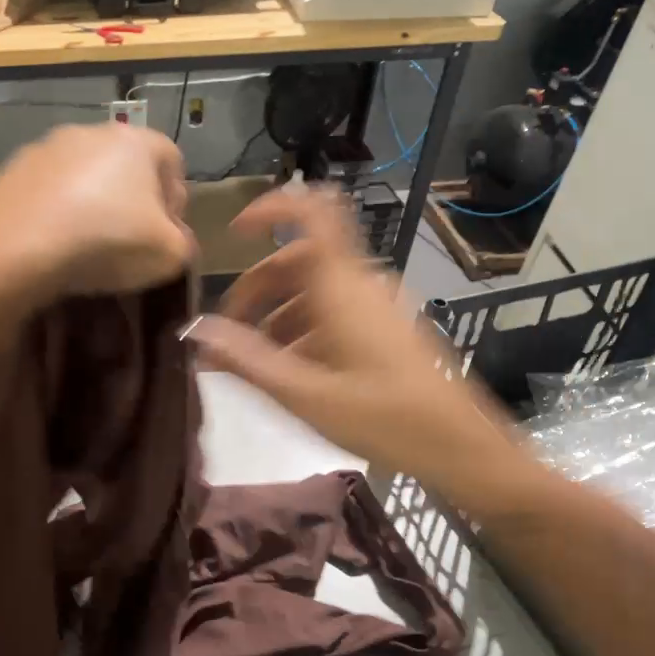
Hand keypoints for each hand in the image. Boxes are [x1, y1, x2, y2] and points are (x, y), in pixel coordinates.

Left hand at [0, 123, 193, 296]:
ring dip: (89, 205)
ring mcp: (44, 149)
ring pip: (81, 178)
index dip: (176, 199)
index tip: (167, 233)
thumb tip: (173, 239)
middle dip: (131, 201)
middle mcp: (89, 133)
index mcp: (135, 141)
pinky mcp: (10, 172)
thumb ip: (182, 243)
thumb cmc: (106, 242)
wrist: (16, 250)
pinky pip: (46, 193)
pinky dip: (54, 214)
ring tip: (85, 247)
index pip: (172, 160)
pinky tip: (51, 246)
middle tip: (129, 241)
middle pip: (124, 166)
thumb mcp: (168, 254)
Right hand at [185, 188, 543, 512]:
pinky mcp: (385, 328)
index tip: (236, 232)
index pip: (312, 213)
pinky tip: (290, 373)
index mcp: (341, 287)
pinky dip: (302, 329)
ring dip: (275, 315)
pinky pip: (333, 311)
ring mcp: (376, 305)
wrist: (460, 447)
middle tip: (228, 334)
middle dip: (255, 290)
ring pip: (313, 290)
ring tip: (252, 363)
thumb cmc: (382, 418)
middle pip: (297, 261)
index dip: (272, 208)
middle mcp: (359, 284)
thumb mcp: (303, 395)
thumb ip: (245, 360)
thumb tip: (195, 330)